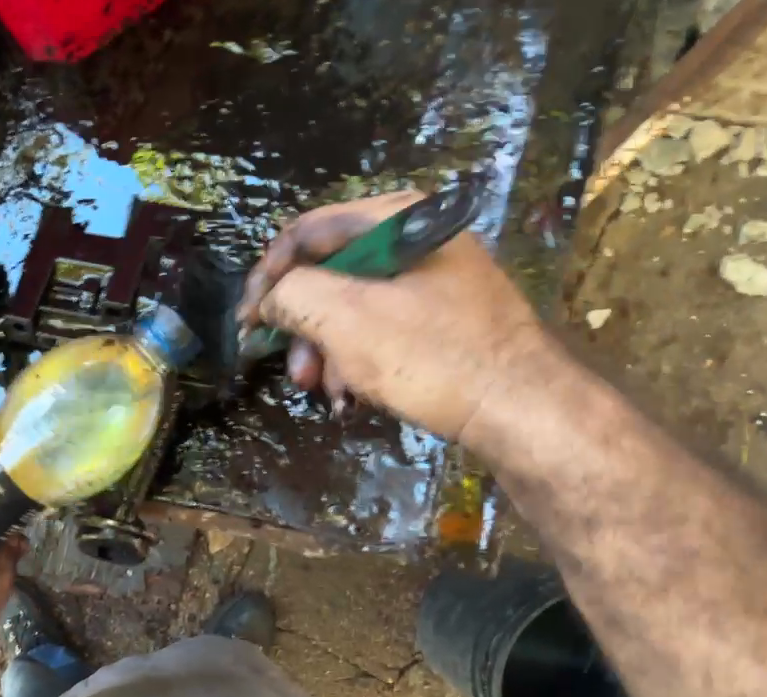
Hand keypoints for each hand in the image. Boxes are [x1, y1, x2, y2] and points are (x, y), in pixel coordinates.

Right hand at [235, 192, 556, 442]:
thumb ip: (292, 294)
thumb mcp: (346, 319)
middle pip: (328, 272)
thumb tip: (268, 299)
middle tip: (290, 368)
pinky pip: (378, 326)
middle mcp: (415, 238)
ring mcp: (431, 278)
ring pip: (350, 305)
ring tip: (323, 389)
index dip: (267, 276)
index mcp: (398, 218)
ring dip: (324, 349)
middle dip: (300, 324)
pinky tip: (353, 393)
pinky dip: (355, 358)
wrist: (518, 407)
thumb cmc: (431, 356)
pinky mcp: (440, 316)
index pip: (307, 232)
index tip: (248, 321)